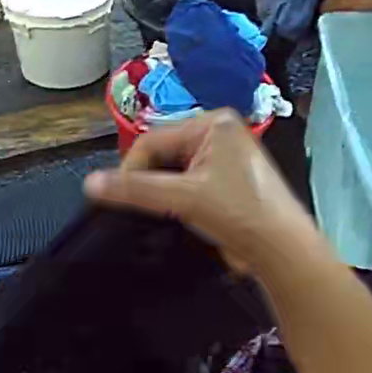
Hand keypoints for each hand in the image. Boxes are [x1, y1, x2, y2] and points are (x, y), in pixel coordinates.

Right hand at [83, 111, 323, 275]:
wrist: (281, 250)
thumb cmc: (242, 214)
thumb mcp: (183, 198)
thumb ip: (134, 189)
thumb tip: (90, 184)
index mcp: (213, 123)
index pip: (152, 140)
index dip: (130, 169)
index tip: (115, 196)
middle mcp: (220, 132)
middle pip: (163, 153)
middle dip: (149, 180)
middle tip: (139, 207)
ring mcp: (225, 157)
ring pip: (174, 170)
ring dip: (162, 190)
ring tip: (161, 212)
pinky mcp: (227, 181)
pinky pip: (188, 182)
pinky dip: (177, 197)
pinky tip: (178, 214)